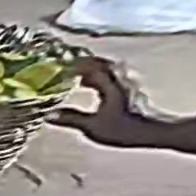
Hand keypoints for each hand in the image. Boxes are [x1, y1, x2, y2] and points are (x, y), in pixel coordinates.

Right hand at [49, 57, 163, 148]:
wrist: (147, 132)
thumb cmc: (121, 129)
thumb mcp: (91, 126)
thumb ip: (71, 118)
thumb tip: (49, 114)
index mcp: (110, 87)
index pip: (92, 70)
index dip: (76, 67)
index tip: (60, 65)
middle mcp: (119, 81)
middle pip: (102, 65)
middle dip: (84, 63)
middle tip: (66, 64)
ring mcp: (124, 86)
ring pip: (106, 70)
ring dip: (91, 68)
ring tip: (75, 71)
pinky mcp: (125, 92)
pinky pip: (108, 78)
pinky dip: (96, 77)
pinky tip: (87, 83)